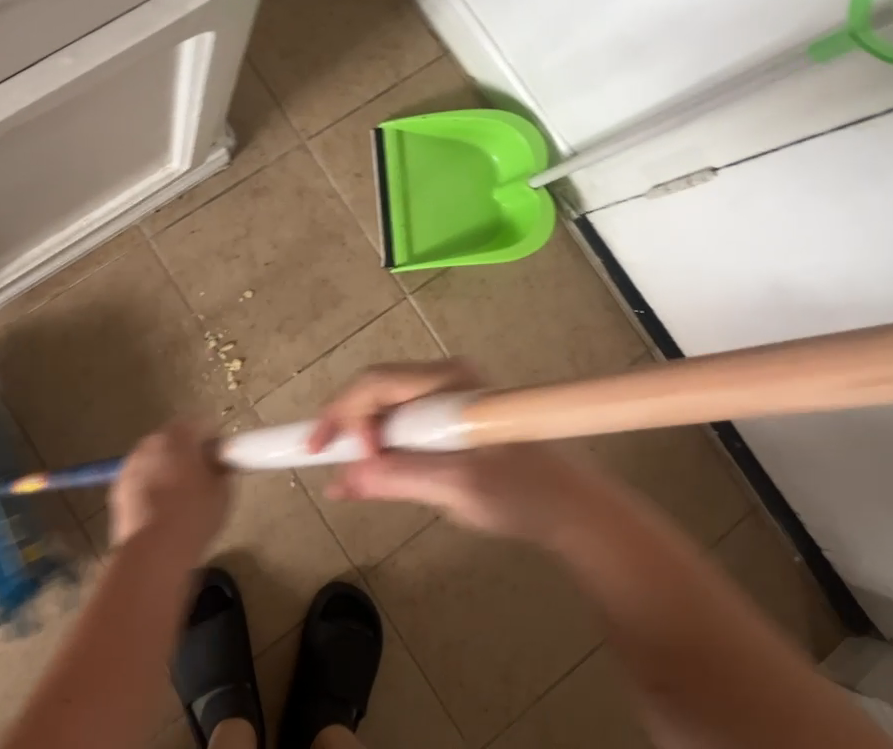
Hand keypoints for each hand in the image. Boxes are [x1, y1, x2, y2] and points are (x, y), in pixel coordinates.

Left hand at [108, 417, 229, 558]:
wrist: (153, 551)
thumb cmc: (194, 516)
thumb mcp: (223, 491)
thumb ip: (222, 468)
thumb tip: (220, 462)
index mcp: (178, 436)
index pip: (202, 424)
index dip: (214, 441)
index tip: (221, 461)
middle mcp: (150, 443)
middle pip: (174, 439)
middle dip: (188, 452)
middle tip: (203, 478)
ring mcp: (130, 465)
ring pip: (154, 459)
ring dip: (166, 469)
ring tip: (180, 499)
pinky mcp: (117, 489)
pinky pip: (140, 480)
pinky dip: (150, 488)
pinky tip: (161, 511)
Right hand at [315, 360, 589, 544]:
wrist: (573, 511)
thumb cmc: (523, 493)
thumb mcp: (457, 487)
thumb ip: (398, 477)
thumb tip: (342, 478)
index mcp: (449, 381)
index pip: (378, 383)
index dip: (344, 413)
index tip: (325, 452)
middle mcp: (444, 380)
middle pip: (376, 391)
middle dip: (345, 423)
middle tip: (319, 458)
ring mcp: (446, 400)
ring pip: (384, 410)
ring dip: (358, 438)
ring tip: (335, 470)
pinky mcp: (448, 424)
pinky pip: (401, 428)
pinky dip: (379, 450)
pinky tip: (360, 476)